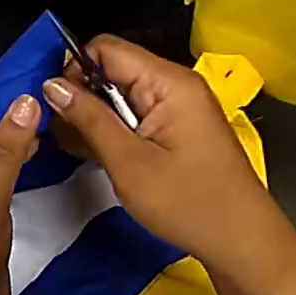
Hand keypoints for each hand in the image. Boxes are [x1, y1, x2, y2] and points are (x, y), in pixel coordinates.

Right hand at [41, 36, 289, 276]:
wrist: (244, 245)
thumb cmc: (190, 205)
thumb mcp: (128, 162)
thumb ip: (88, 118)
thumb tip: (51, 84)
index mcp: (168, 83)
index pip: (105, 49)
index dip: (75, 71)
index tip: (61, 107)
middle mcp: (174, 84)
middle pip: (110, 68)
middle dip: (82, 96)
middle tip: (67, 133)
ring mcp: (177, 104)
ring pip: (117, 92)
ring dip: (94, 116)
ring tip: (84, 148)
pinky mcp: (175, 124)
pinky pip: (132, 111)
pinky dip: (112, 128)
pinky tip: (104, 154)